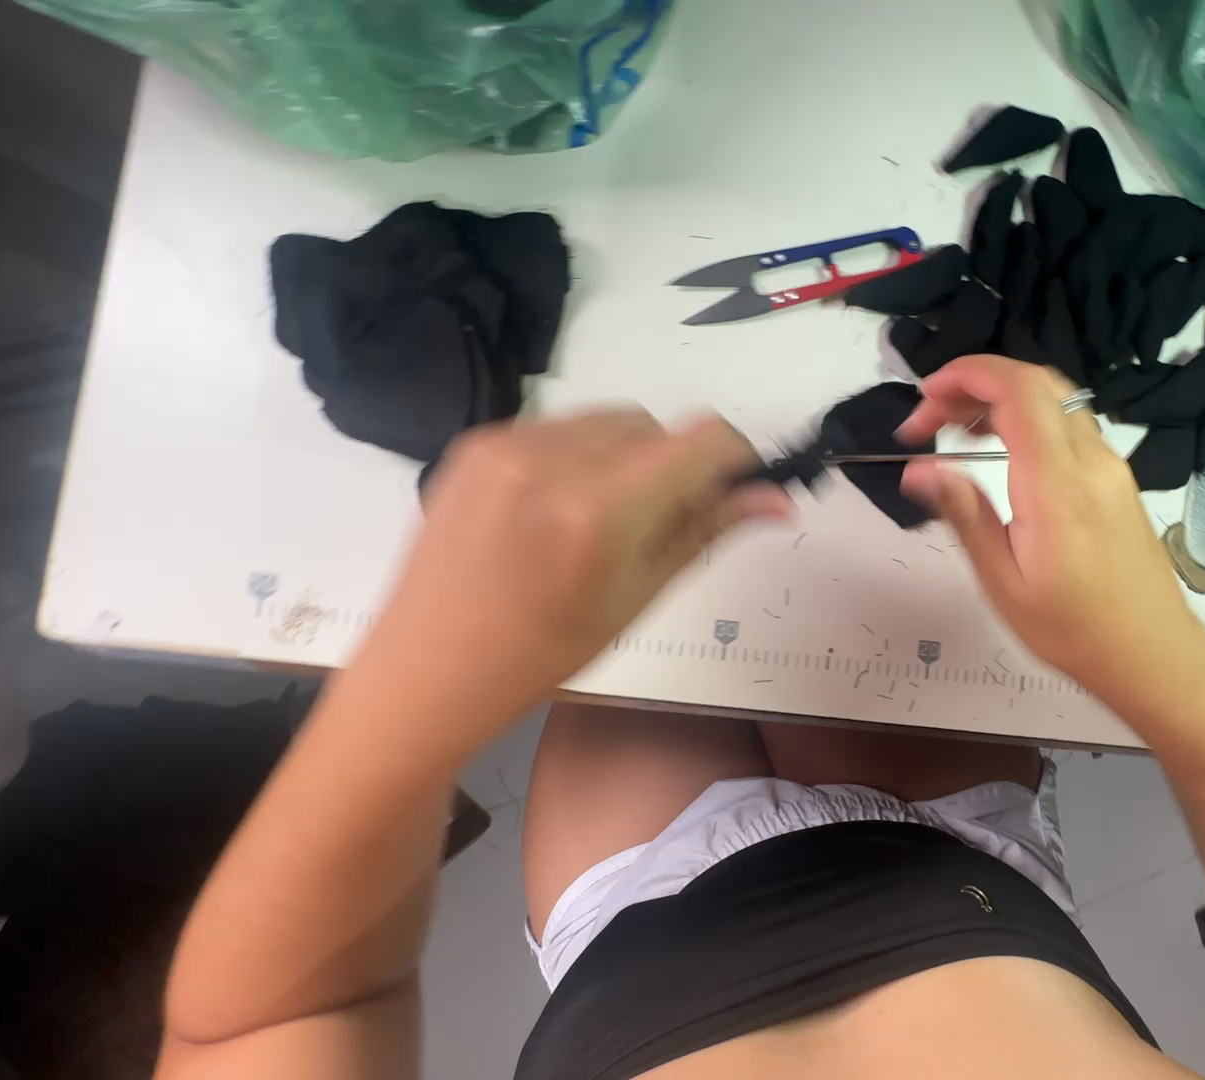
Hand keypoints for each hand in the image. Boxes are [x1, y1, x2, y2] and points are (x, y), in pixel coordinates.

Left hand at [353, 410, 792, 728]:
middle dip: (676, 462)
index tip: (738, 485)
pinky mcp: (475, 441)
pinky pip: (559, 426)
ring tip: (604, 515)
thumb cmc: (544, 653)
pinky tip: (557, 506)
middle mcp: (550, 459)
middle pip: (654, 424)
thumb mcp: (638, 597)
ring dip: (629, 455)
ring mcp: (505, 444)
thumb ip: (706, 531)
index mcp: (598, 511)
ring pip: (608, 421)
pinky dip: (581, 455)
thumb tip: (777, 500)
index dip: (735, 455)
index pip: (700, 440)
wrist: (427, 671)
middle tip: (662, 520)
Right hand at [896, 355, 1196, 705]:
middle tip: (929, 417)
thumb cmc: (1073, 629)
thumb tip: (919, 469)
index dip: (966, 375)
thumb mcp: (1004, 582)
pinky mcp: (1114, 477)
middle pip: (1034, 383)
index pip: (1017, 391)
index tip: (925, 396)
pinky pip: (1067, 422)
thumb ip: (965, 515)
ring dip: (999, 397)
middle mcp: (1091, 462)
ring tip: (953, 429)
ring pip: (1053, 398)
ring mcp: (1109, 466)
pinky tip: (996, 446)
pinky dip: (1024, 416)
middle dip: (974, 382)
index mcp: (1059, 486)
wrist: (1151, 653)